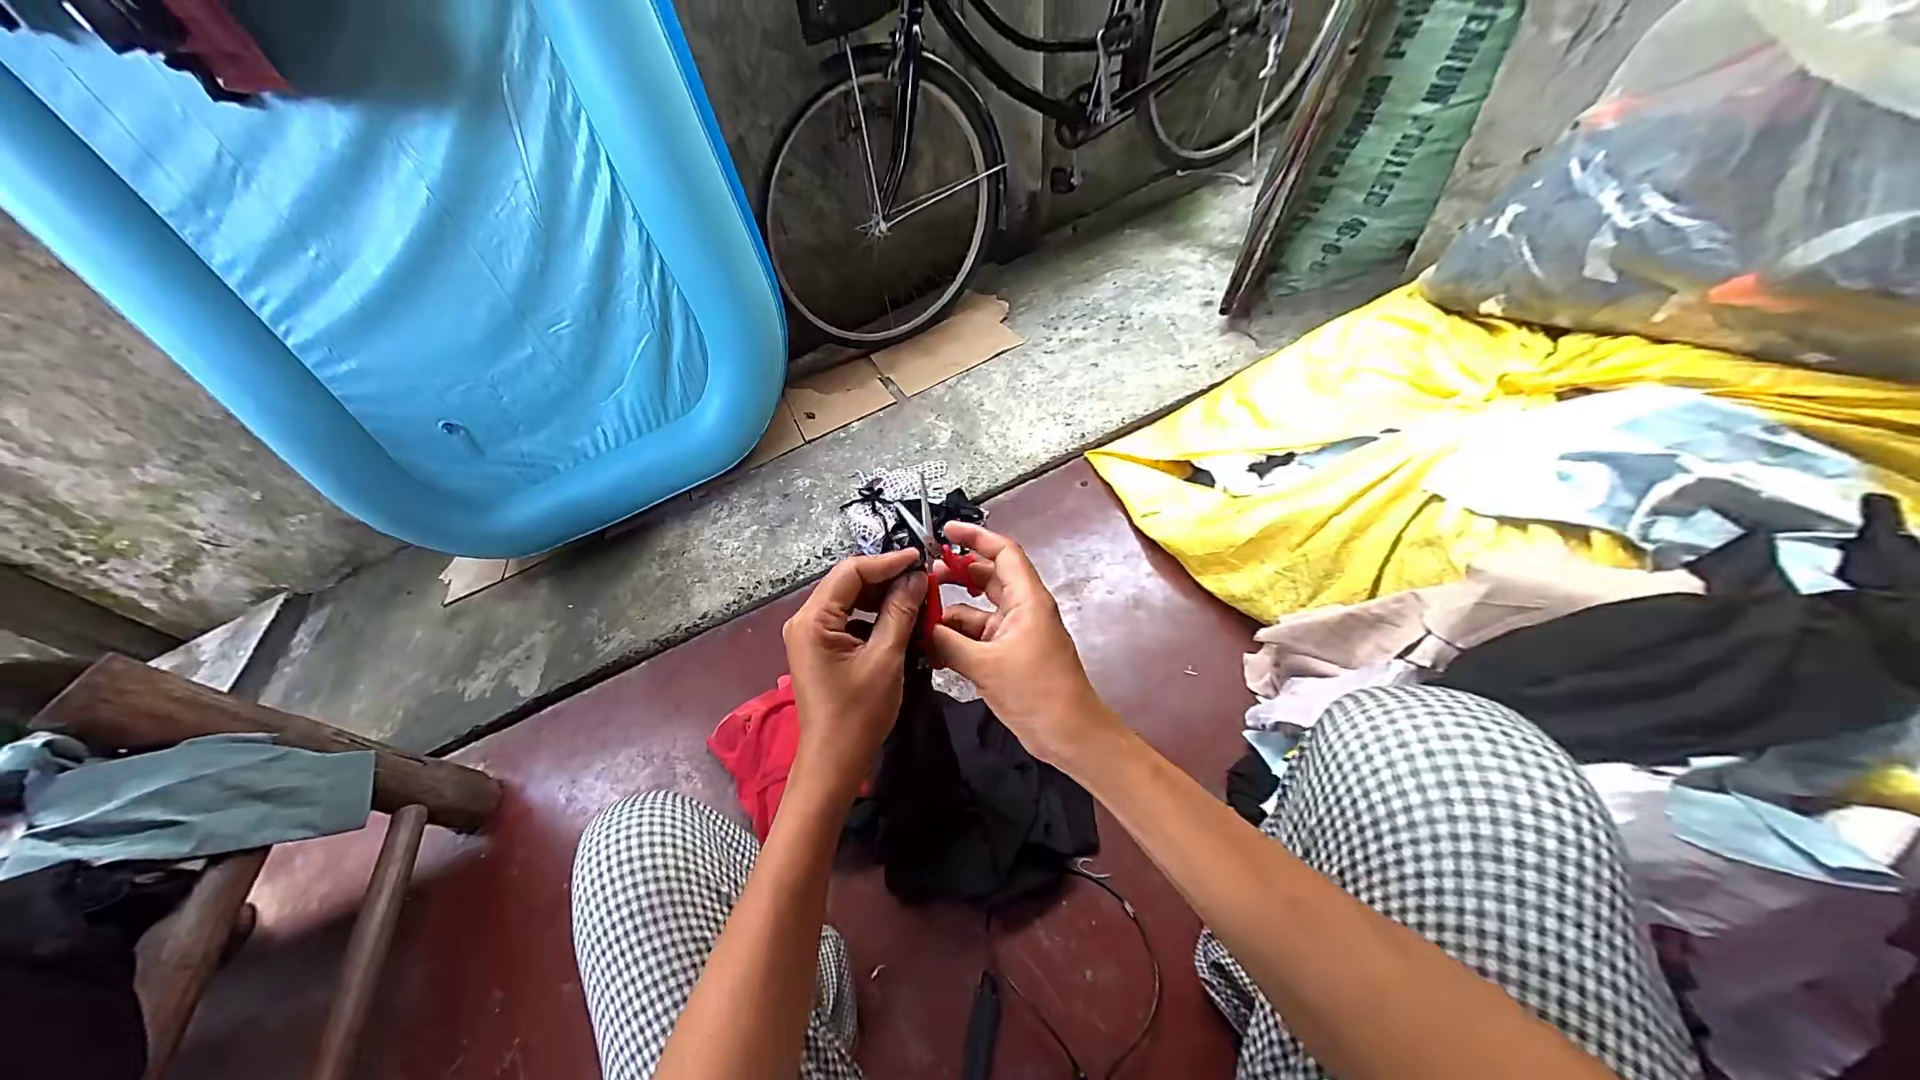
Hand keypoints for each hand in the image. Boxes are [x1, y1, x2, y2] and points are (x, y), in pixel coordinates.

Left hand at [784, 549, 924, 804]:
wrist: (834, 762)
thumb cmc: (858, 713)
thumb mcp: (885, 658)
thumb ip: (900, 611)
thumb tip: (916, 577)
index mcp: (813, 619)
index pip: (851, 571)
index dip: (887, 561)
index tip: (920, 558)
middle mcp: (805, 620)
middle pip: (848, 582)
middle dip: (886, 578)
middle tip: (923, 578)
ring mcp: (810, 635)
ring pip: (850, 599)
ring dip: (883, 596)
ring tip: (917, 597)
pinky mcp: (821, 648)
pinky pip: (849, 619)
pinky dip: (874, 615)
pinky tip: (899, 620)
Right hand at [926, 523, 1122, 766]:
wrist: (1068, 734)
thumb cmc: (1037, 692)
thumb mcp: (986, 665)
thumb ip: (948, 642)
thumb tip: (919, 627)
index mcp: (1027, 599)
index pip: (1003, 552)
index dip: (975, 537)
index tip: (946, 531)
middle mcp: (1021, 609)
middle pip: (987, 577)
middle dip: (956, 574)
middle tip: (924, 577)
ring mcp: (1014, 633)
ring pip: (977, 610)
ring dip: (951, 613)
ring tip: (919, 618)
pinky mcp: (1007, 655)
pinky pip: (976, 636)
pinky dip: (956, 639)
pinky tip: (931, 647)